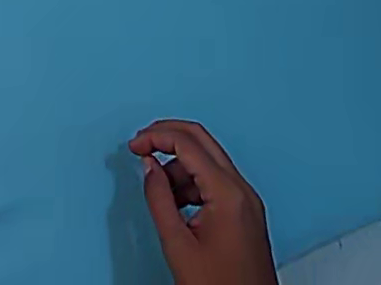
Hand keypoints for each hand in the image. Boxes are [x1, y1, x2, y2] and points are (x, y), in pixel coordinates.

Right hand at [131, 120, 277, 284]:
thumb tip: (149, 165)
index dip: (155, 137)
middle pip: (200, 138)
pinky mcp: (246, 212)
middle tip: (141, 143)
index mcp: (228, 193)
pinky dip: (191, 179)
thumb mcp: (178, 245)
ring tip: (158, 187)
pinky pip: (214, 179)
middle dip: (167, 135)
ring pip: (207, 157)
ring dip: (178, 162)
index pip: (187, 142)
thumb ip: (158, 198)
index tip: (134, 145)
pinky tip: (176, 201)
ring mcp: (247, 200)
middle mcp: (242, 189)